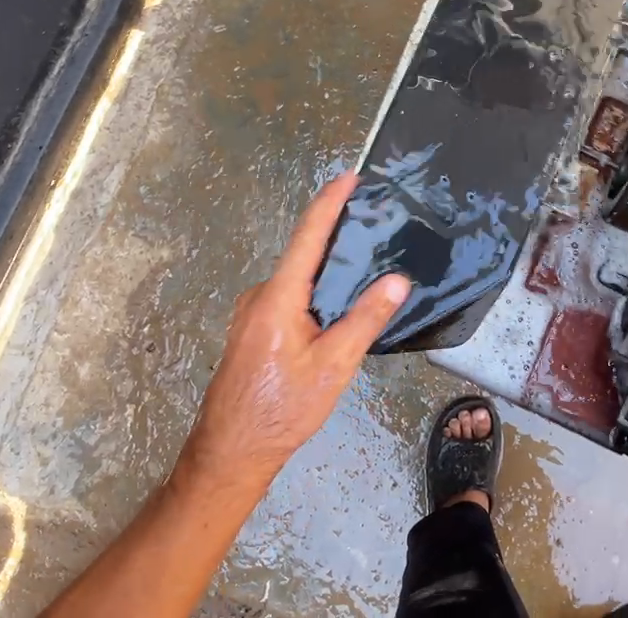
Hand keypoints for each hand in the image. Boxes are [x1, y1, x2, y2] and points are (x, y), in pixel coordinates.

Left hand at [175, 174, 412, 489]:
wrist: (230, 452)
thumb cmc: (281, 409)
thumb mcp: (333, 366)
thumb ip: (365, 320)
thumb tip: (397, 280)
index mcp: (279, 296)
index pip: (308, 236)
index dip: (329, 202)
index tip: (349, 175)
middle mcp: (261, 295)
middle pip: (303, 253)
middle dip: (337, 233)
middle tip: (374, 219)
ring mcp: (252, 312)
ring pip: (297, 278)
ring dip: (328, 267)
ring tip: (366, 259)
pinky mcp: (253, 330)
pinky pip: (289, 296)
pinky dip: (315, 289)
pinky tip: (338, 304)